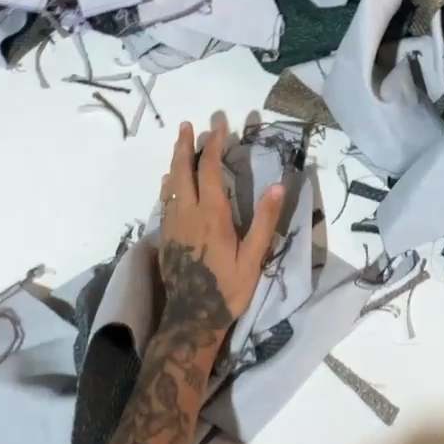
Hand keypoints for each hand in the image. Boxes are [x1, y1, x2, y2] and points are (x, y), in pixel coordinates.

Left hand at [157, 113, 285, 330]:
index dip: (213, 144)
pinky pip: (165, 200)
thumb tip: (278, 184)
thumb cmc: (227, 288)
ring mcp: (173, 224)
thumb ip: (265, 221)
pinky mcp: (166, 236)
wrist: (191, 318)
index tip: (219, 124)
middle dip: (185, 145)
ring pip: (170, 184)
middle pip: (182, 170)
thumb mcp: (254, 257)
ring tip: (179, 144)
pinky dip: (168, 183)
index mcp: (211, 213)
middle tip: (187, 124)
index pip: (210, 169)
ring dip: (175, 160)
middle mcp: (188, 212)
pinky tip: (169, 181)